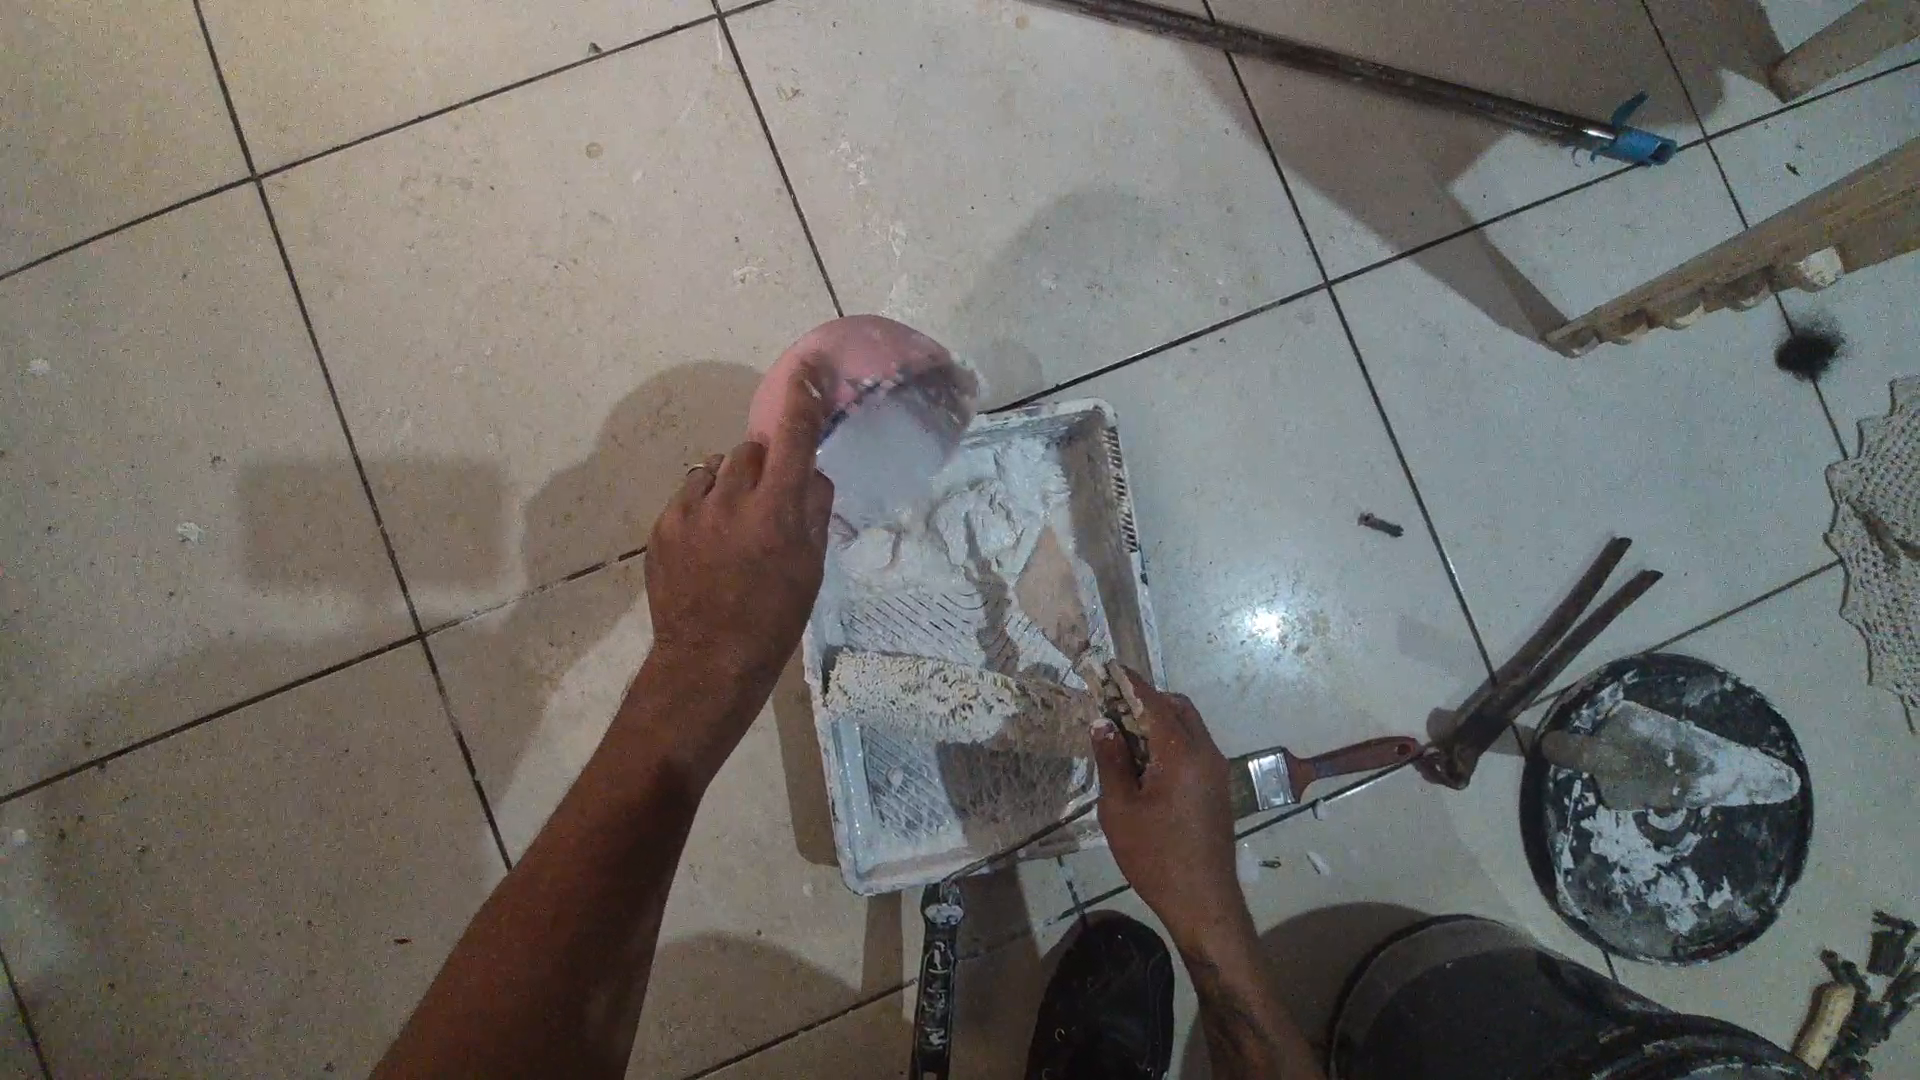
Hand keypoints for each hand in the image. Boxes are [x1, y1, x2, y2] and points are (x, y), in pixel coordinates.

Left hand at [641, 359, 834, 741]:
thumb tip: (810, 474)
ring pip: (718, 468)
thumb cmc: (774, 619)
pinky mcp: (663, 525)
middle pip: (752, 449)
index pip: (794, 436)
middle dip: (767, 464)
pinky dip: (706, 504)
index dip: (804, 396)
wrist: (708, 660)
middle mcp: (733, 499)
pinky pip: (691, 493)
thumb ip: (814, 511)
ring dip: (733, 482)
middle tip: (771, 502)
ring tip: (736, 523)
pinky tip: (709, 541)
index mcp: (778, 511)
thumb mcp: (811, 568)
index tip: (810, 366)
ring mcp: (691, 510)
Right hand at [1090, 672, 1249, 951]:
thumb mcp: (1119, 809)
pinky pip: (1193, 748)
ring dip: (1159, 721)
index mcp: (1181, 754)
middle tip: (1112, 706)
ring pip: (1188, 727)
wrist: (1203, 903)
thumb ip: (1111, 760)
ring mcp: (1216, 771)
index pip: (1154, 702)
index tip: (1109, 668)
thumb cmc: (1155, 857)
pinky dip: (1170, 741)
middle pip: (1178, 708)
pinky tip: (1144, 762)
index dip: (1130, 683)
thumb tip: (1103, 723)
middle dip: (1147, 699)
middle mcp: (1205, 754)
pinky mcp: (1217, 788)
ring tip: (1123, 735)